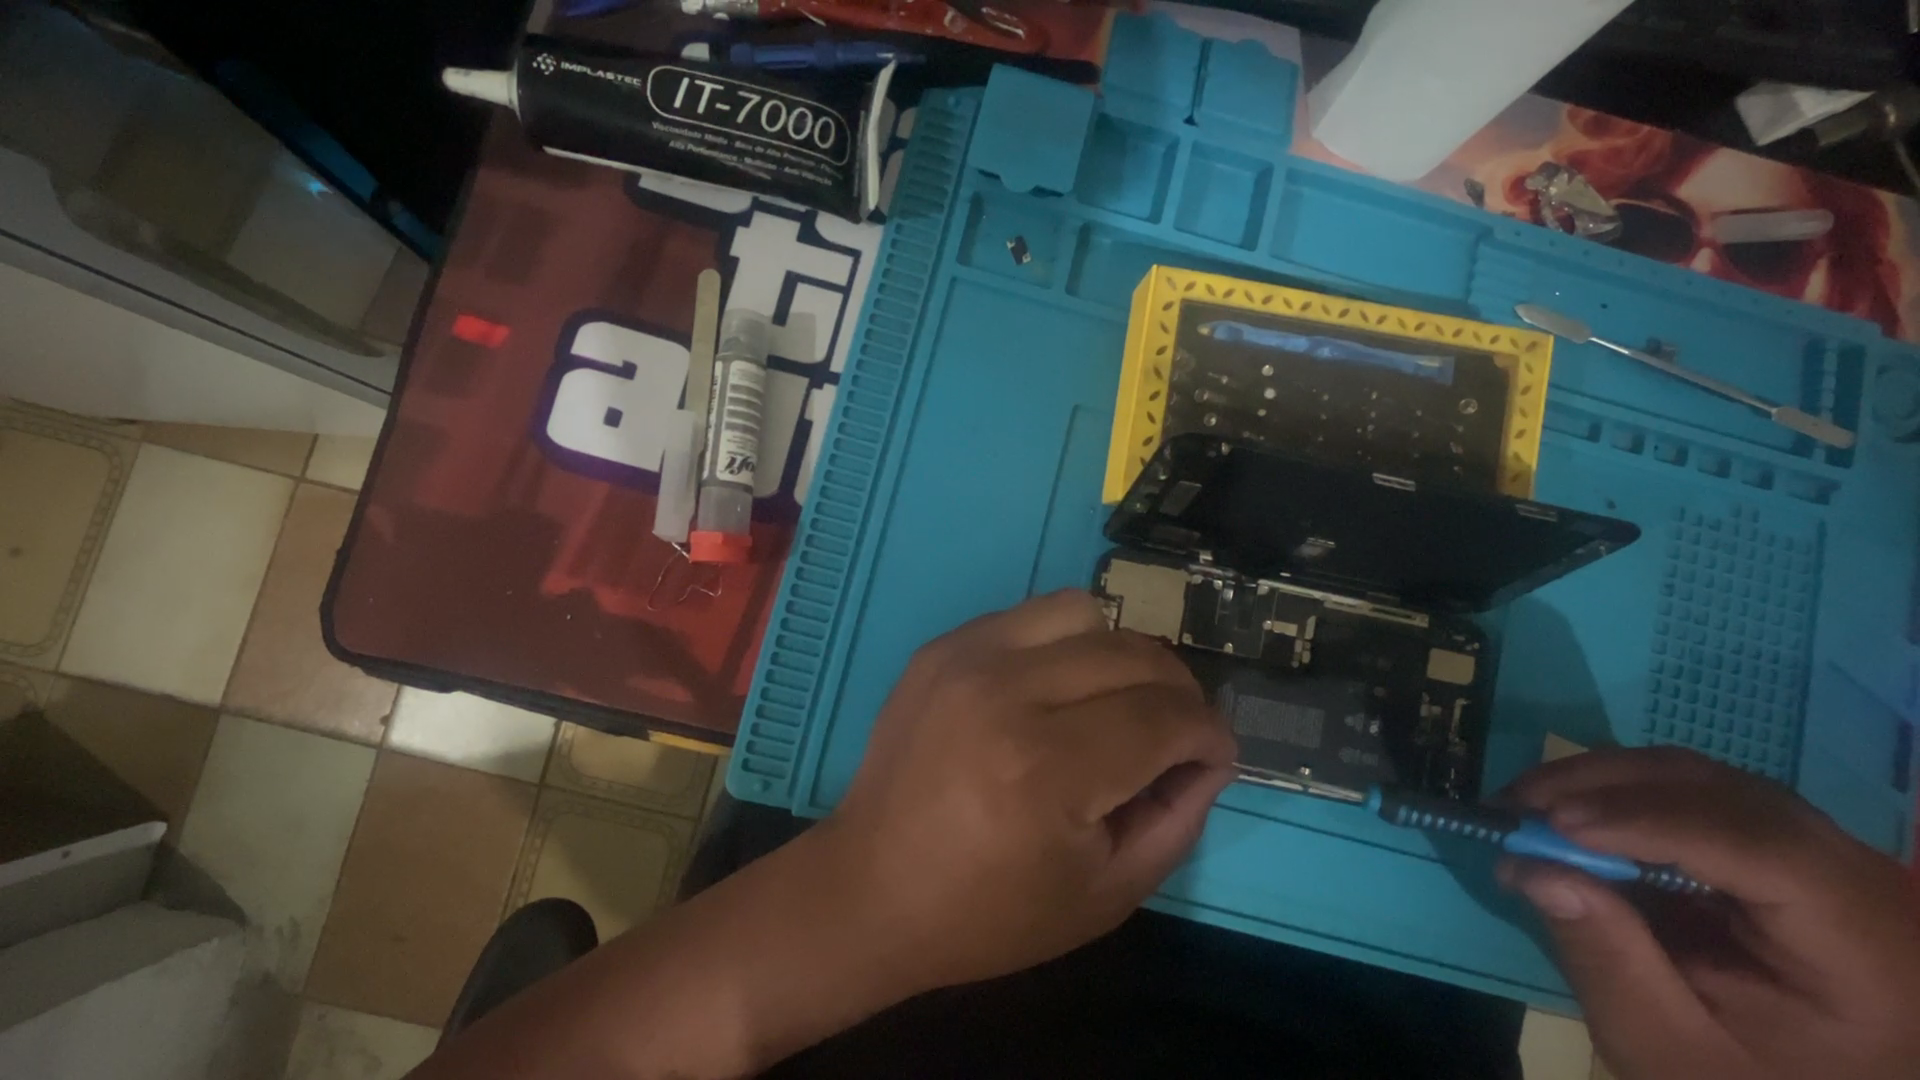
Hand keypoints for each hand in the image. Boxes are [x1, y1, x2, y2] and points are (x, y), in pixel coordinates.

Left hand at [814, 589, 1237, 995]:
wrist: (868, 890)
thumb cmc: (987, 913)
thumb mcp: (1105, 894)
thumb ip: (1176, 820)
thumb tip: (1209, 757)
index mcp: (1047, 767)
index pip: (1165, 715)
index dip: (1209, 733)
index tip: (1212, 757)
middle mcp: (1006, 692)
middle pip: (1133, 654)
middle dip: (1178, 692)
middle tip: (1176, 734)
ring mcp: (966, 658)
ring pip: (1085, 612)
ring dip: (1120, 655)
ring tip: (1116, 703)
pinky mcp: (941, 647)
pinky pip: (1031, 616)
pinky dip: (1065, 644)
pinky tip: (1057, 691)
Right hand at [1501, 746, 1919, 1079]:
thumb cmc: (1737, 1078)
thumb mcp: (1669, 1048)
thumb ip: (1607, 960)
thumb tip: (1528, 867)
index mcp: (1867, 947)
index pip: (1762, 848)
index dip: (1651, 822)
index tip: (1549, 824)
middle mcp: (1862, 879)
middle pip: (1724, 794)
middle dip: (1606, 788)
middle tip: (1512, 806)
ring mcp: (1822, 853)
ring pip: (1702, 779)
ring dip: (1601, 782)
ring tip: (1525, 805)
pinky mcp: (1778, 843)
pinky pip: (1694, 794)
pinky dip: (1619, 792)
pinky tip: (1566, 814)